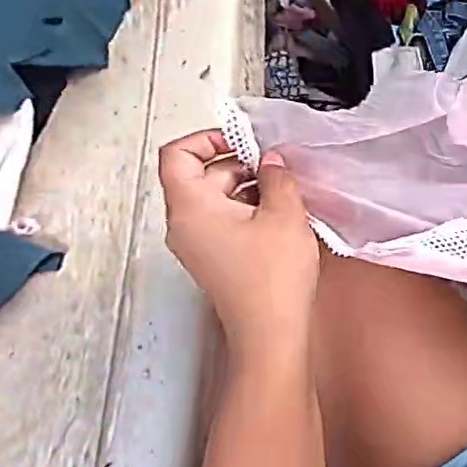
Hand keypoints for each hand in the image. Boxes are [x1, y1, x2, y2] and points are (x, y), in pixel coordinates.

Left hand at [158, 129, 318, 352]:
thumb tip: (272, 161)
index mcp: (190, 206)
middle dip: (240, 165)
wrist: (271, 327)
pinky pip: (225, 221)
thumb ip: (278, 179)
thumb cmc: (273, 274)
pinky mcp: (215, 257)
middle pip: (201, 176)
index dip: (209, 139)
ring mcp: (197, 242)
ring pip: (216, 199)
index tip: (245, 140)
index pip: (178, 154)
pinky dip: (250, 210)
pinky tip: (282, 217)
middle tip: (280, 168)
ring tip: (288, 194)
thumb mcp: (285, 216)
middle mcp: (184, 223)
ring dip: (249, 188)